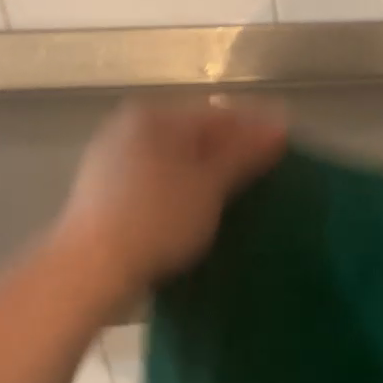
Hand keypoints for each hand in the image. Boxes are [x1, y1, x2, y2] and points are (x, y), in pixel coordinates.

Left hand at [53, 100, 286, 303]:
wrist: (93, 267)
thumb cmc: (158, 219)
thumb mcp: (210, 186)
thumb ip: (244, 153)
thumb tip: (278, 127)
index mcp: (156, 117)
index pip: (220, 114)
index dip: (257, 128)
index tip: (289, 144)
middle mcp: (131, 128)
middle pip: (196, 134)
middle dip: (234, 151)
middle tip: (271, 172)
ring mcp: (115, 160)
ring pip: (178, 158)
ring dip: (211, 172)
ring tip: (245, 194)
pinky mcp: (109, 192)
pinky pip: (162, 180)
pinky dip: (187, 189)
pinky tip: (205, 210)